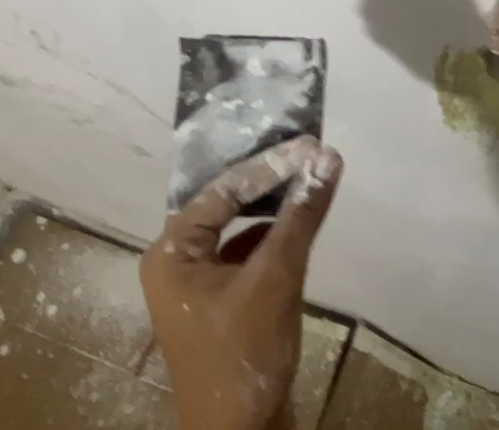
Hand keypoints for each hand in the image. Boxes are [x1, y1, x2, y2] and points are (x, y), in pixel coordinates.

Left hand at [140, 137, 343, 429]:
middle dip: (270, 181)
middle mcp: (175, 260)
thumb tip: (327, 159)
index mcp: (171, 251)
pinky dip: (272, 237)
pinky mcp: (219, 299)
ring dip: (273, 207)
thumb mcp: (276, 278)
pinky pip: (244, 253)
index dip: (268, 165)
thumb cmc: (245, 353)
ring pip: (237, 227)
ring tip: (311, 181)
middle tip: (313, 157)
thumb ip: (300, 216)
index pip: (222, 190)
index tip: (310, 146)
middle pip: (226, 204)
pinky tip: (300, 225)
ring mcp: (196, 282)